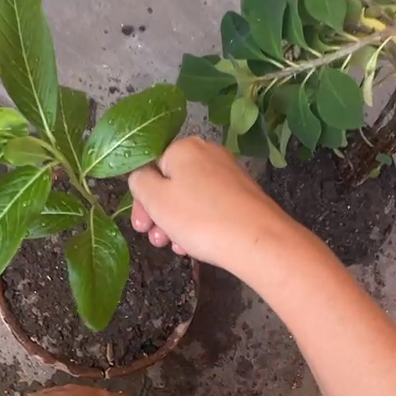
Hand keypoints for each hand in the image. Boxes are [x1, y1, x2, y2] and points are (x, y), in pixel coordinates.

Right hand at [128, 138, 304, 277]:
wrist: (256, 240)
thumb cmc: (200, 219)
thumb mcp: (157, 200)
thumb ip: (140, 183)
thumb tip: (141, 177)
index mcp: (183, 148)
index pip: (150, 167)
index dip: (141, 199)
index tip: (140, 226)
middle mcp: (207, 153)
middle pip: (171, 183)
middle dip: (159, 214)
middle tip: (156, 240)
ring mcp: (227, 174)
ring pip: (190, 198)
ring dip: (176, 223)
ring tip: (176, 247)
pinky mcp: (241, 195)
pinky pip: (210, 207)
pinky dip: (198, 224)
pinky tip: (195, 245)